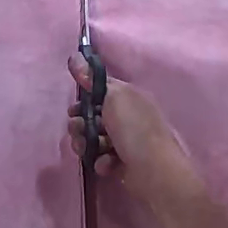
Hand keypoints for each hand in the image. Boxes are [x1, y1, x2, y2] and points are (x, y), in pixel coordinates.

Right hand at [66, 55, 207, 214]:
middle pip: (93, 116)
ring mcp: (126, 140)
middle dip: (81, 124)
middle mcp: (128, 116)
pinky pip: (102, 158)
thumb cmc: (134, 129)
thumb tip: (75, 56)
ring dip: (87, 143)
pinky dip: (102, 161)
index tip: (74, 107)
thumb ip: (93, 79)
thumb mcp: (113, 97)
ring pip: (94, 139)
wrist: (154, 171)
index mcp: (128, 96)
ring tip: (89, 149)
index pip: (101, 89)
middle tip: (80, 129)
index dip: (85, 96)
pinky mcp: (123, 162)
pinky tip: (107, 164)